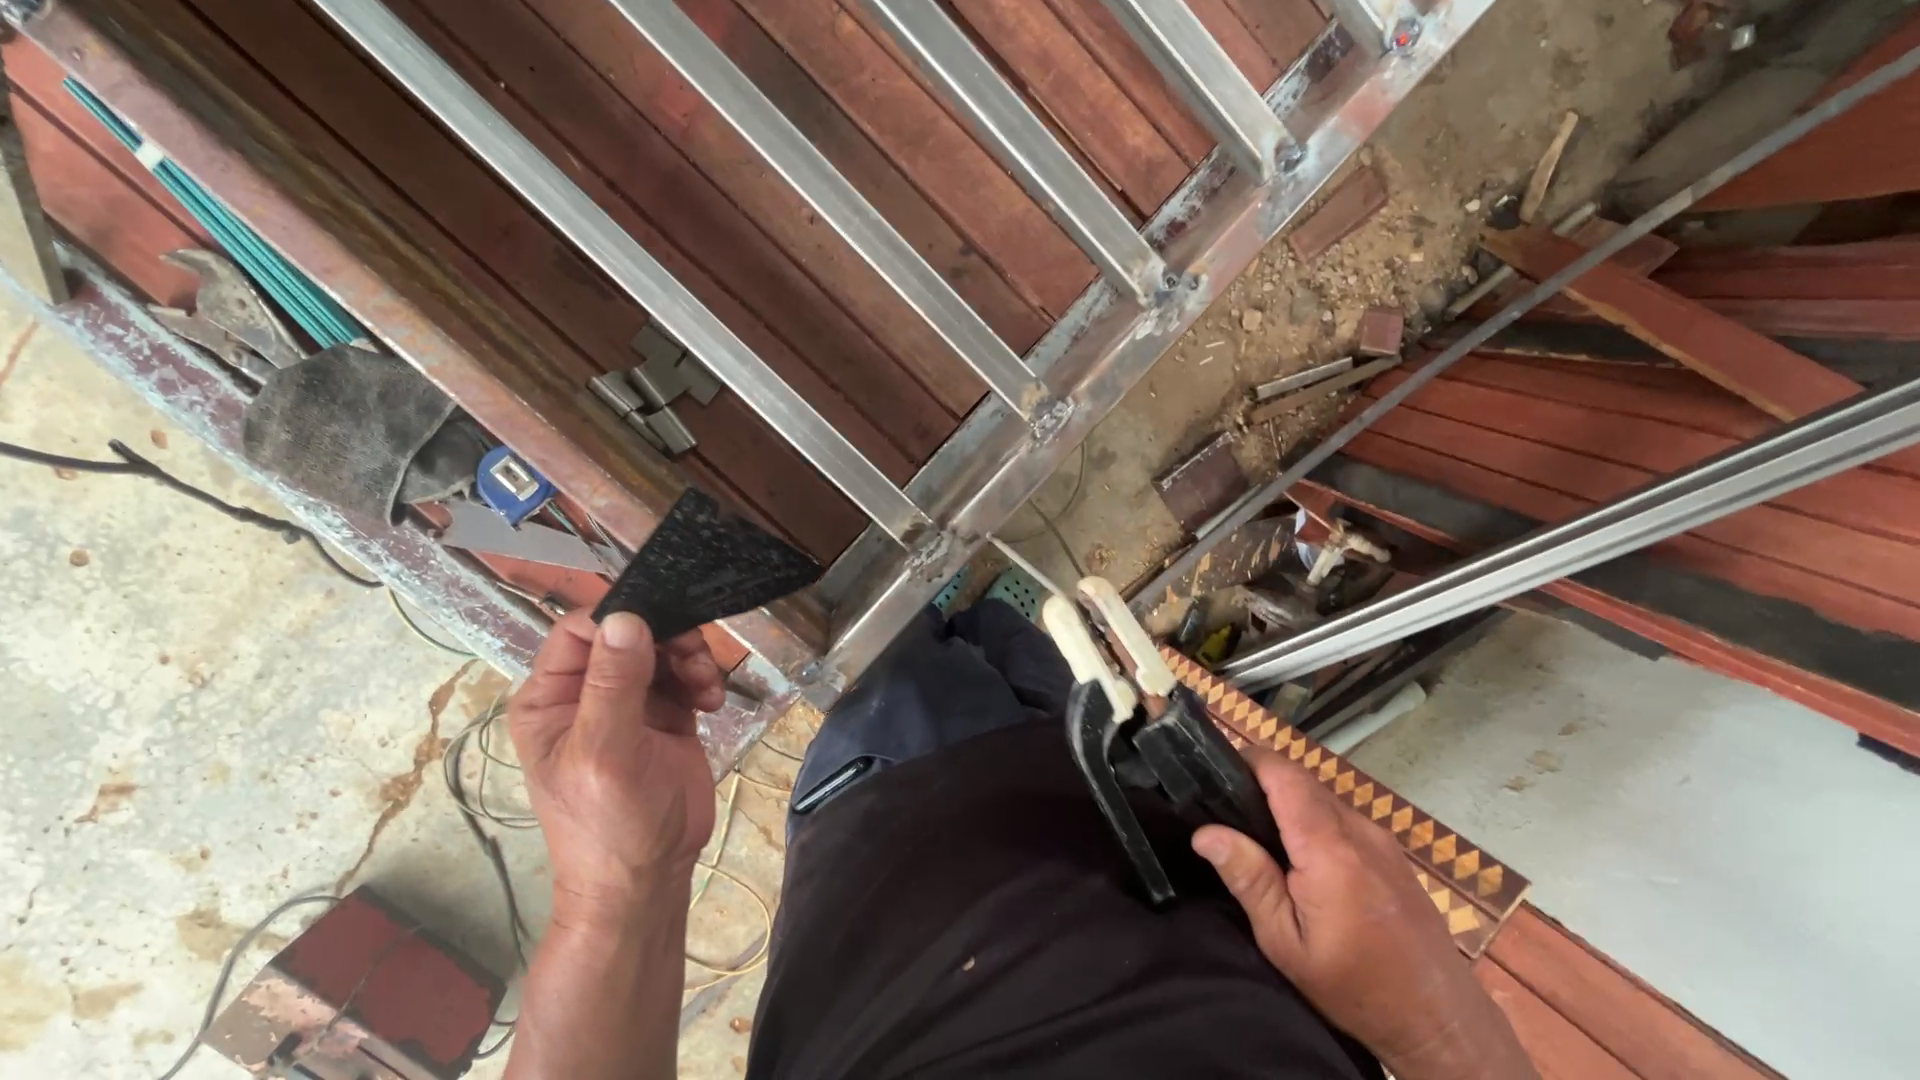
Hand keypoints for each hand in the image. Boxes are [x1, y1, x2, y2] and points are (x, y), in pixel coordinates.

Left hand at [509, 611, 726, 924]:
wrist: (647, 880)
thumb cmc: (609, 824)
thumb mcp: (605, 753)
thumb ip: (614, 684)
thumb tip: (626, 616)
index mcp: (550, 697)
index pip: (580, 630)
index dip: (622, 621)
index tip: (663, 634)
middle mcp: (586, 692)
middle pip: (629, 632)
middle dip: (667, 639)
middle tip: (696, 662)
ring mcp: (629, 703)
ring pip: (662, 648)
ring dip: (691, 659)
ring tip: (707, 690)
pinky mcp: (665, 715)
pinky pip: (685, 674)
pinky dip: (703, 679)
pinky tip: (712, 703)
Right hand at [1192, 750, 1535, 1079]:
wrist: (1440, 1021)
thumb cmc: (1355, 987)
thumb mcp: (1286, 942)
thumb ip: (1249, 880)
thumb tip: (1206, 833)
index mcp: (1329, 848)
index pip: (1285, 773)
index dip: (1248, 761)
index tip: (1214, 771)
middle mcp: (1359, 831)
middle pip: (1302, 781)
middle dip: (1262, 785)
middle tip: (1225, 815)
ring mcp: (1381, 840)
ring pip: (1322, 799)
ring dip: (1289, 807)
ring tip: (1259, 844)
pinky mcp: (1392, 854)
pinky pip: (1342, 820)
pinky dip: (1314, 825)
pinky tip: (1301, 863)